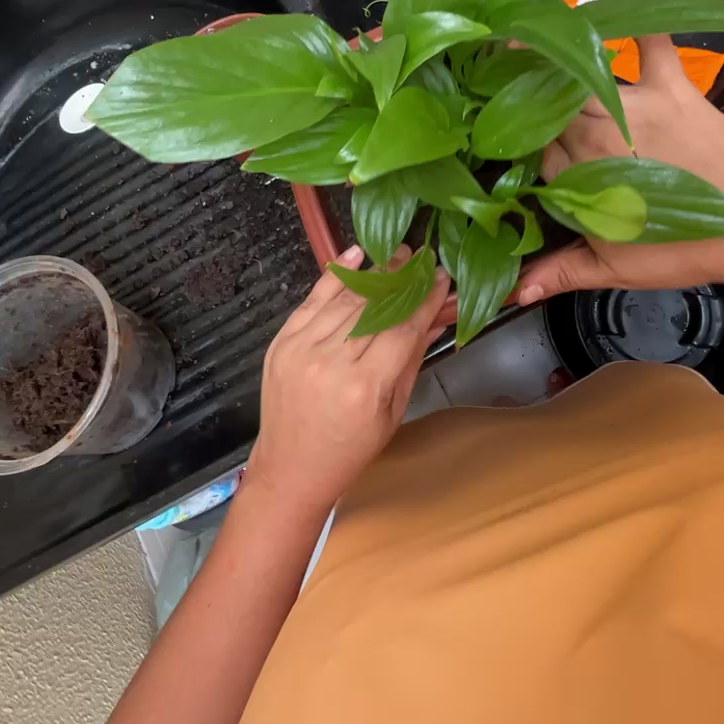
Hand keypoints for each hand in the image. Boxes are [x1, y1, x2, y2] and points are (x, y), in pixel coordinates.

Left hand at [248, 244, 451, 515]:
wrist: (291, 468)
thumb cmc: (350, 450)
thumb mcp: (392, 412)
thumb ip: (411, 359)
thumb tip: (436, 317)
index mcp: (364, 387)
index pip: (402, 329)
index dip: (424, 300)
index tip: (441, 279)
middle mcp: (330, 363)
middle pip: (373, 308)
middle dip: (401, 279)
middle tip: (421, 258)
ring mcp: (301, 349)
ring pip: (344, 300)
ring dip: (373, 274)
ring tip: (396, 255)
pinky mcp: (281, 342)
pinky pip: (311, 300)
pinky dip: (335, 276)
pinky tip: (355, 254)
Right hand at [516, 0, 723, 304]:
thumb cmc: (684, 247)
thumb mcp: (615, 269)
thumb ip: (558, 273)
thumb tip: (506, 295)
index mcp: (576, 175)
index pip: (530, 155)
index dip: (514, 151)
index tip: (494, 141)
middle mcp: (594, 131)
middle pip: (541, 103)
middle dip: (509, 86)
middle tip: (480, 68)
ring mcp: (633, 103)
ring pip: (577, 71)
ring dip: (546, 49)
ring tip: (514, 29)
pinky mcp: (672, 87)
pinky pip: (651, 43)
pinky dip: (638, 14)